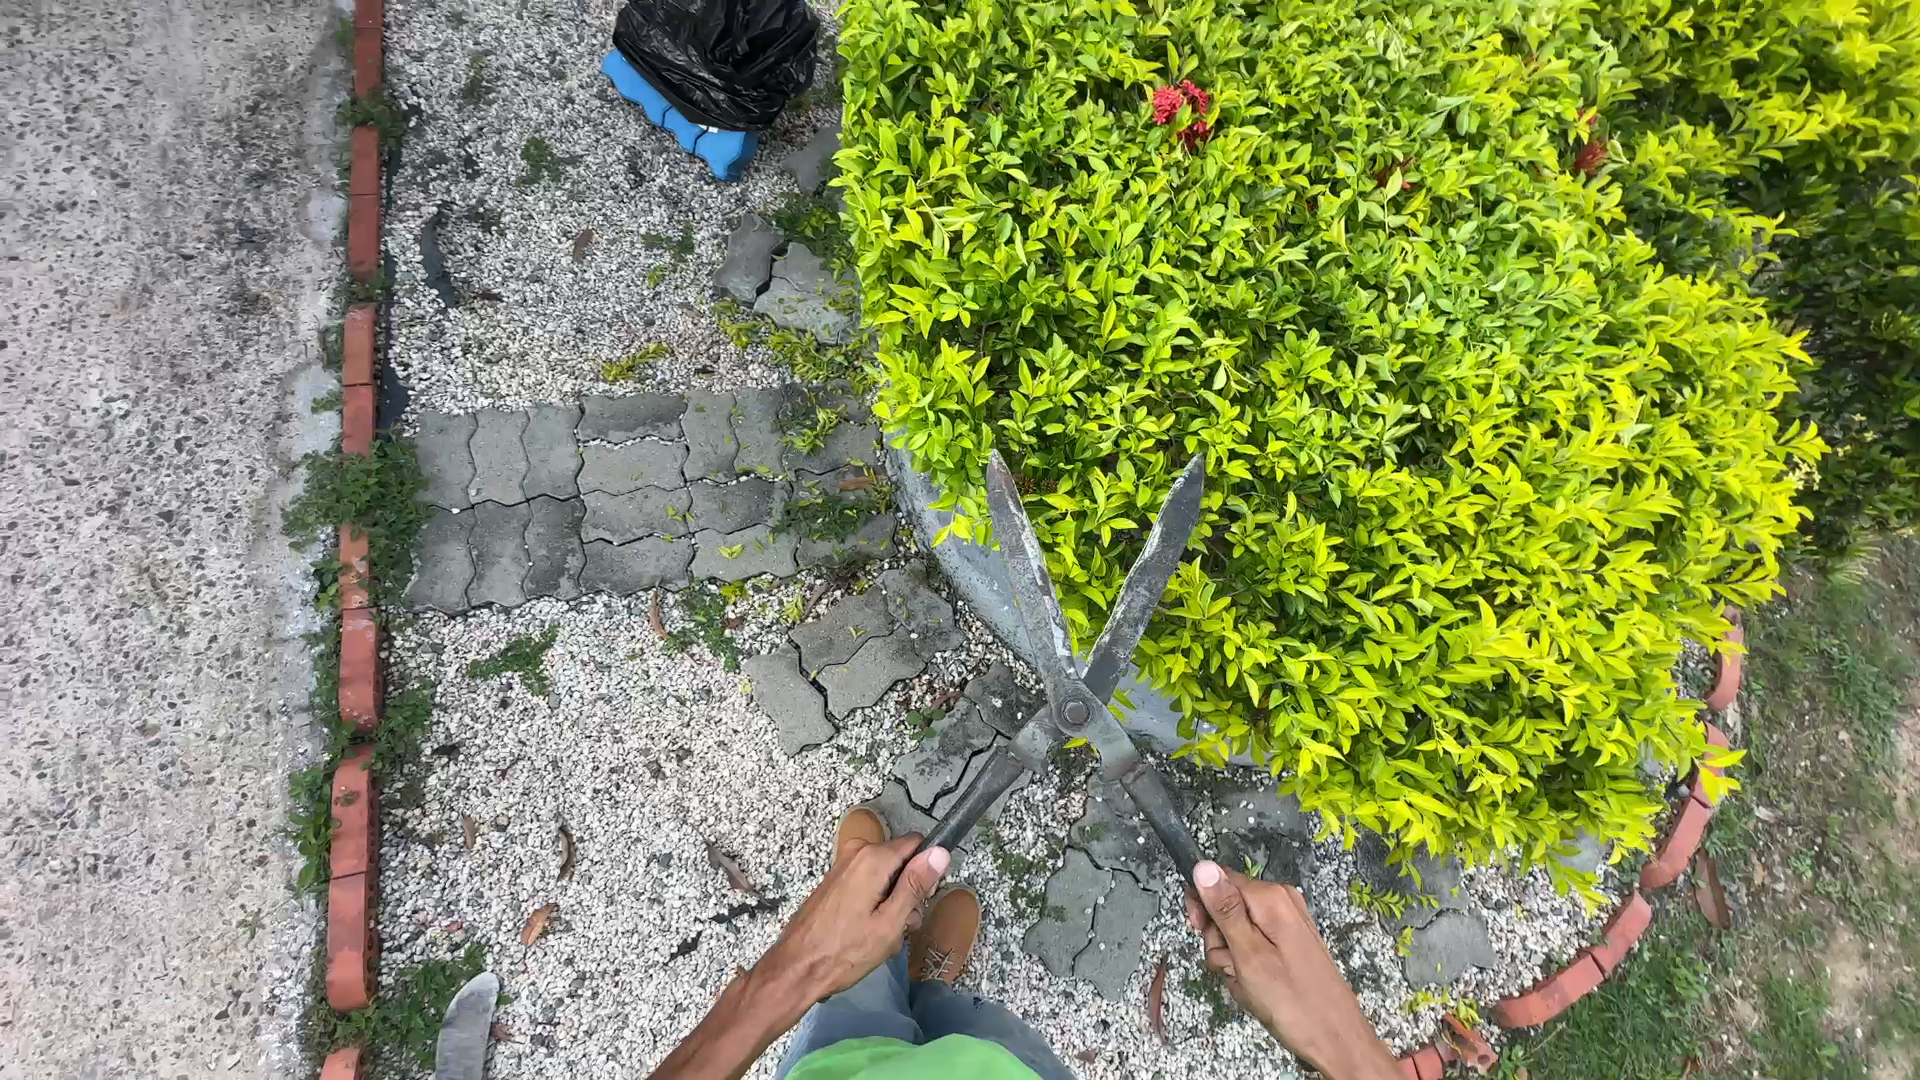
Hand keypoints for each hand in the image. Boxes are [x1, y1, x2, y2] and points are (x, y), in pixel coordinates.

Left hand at [755, 834, 948, 1001]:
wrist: (796, 968)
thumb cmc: (845, 950)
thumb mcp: (889, 922)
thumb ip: (915, 884)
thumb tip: (940, 851)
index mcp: (874, 857)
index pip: (917, 844)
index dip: (925, 871)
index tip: (920, 899)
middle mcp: (858, 850)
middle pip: (901, 860)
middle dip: (907, 891)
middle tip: (899, 926)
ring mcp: (844, 863)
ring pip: (885, 873)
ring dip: (891, 901)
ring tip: (881, 935)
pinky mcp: (836, 878)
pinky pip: (868, 880)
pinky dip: (873, 902)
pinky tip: (866, 931)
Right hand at [1186, 861, 1398, 1079]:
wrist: (1338, 1042)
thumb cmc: (1293, 1002)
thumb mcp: (1249, 954)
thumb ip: (1224, 908)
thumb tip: (1202, 866)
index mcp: (1269, 897)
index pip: (1217, 879)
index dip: (1203, 905)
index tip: (1200, 931)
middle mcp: (1281, 900)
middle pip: (1227, 904)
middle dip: (1220, 938)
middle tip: (1233, 967)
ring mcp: (1288, 921)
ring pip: (1238, 927)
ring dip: (1233, 957)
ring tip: (1247, 982)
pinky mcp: (1291, 940)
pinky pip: (1255, 941)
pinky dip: (1248, 963)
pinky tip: (1257, 986)